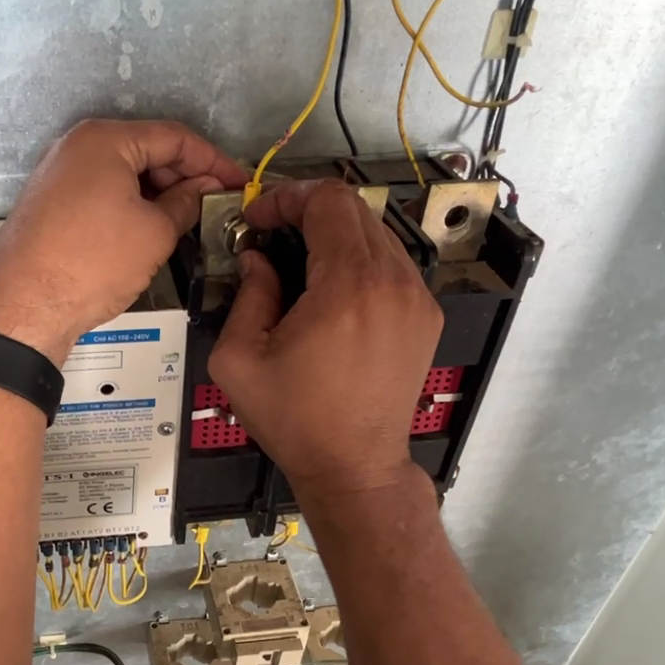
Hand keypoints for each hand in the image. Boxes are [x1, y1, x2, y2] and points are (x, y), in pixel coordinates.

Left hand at [0, 119, 247, 363]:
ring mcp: (57, 173)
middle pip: (145, 151)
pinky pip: (99, 192)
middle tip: (212, 205)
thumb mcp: (154, 233)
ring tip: (185, 221)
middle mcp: (76, 146)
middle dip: (183, 176)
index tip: (235, 182)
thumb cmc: (91, 264)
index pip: (174, 137)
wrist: (24, 307)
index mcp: (105, 140)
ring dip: (156, 193)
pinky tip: (147, 230)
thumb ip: (185, 203)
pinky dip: (128, 205)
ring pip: (122, 173)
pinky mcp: (48, 203)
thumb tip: (200, 189)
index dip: (212, 160)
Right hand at [209, 179, 443, 499]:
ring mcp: (417, 297)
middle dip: (307, 211)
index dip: (286, 198)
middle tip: (272, 237)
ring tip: (300, 265)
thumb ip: (247, 295)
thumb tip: (258, 261)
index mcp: (348, 286)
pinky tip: (333, 293)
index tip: (257, 221)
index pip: (327, 201)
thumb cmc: (294, 419)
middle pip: (354, 209)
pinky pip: (392, 264)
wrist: (354, 466)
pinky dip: (359, 261)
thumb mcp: (239, 360)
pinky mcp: (425, 316)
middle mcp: (393, 281)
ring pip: (376, 233)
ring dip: (335, 236)